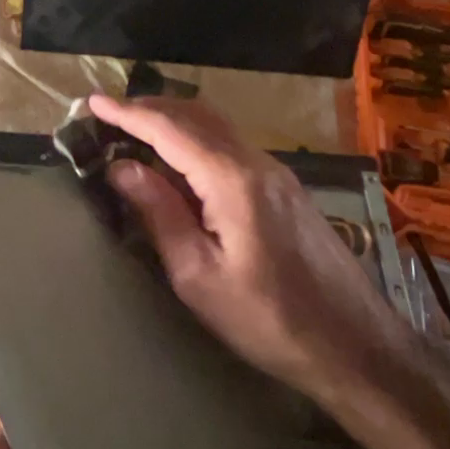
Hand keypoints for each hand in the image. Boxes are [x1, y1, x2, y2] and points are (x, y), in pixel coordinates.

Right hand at [90, 94, 410, 391]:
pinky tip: (180, 161)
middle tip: (108, 114)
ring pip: (216, 127)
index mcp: (232, 180)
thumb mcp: (199, 276)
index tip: (92, 102)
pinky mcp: (286, 190)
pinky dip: (196, 138)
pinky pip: (231, 146)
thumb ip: (160, 214)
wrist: (357, 346)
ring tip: (135, 131)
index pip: (169, 130)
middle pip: (195, 116)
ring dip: (174, 121)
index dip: (128, 113)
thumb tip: (122, 167)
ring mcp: (276, 174)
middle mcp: (256, 163)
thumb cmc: (269, 319)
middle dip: (149, 108)